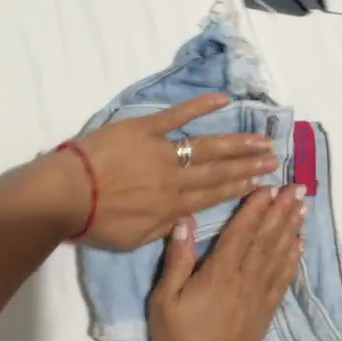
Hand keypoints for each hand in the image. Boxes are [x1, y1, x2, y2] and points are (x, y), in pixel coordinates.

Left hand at [64, 94, 276, 250]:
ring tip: (262, 139)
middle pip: (218, 171)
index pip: (213, 196)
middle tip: (274, 159)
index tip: (262, 183)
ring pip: (207, 147)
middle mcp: (175, 179)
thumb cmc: (95, 223)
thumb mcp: (134, 240)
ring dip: (236, 143)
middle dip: (248, 165)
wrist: (67, 195)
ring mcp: (162, 151)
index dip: (240, 188)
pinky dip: (200, 106)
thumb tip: (187, 222)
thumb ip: (164, 230)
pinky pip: (177, 116)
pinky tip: (222, 100)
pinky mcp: (145, 129)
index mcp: (172, 207)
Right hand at [149, 186, 306, 340]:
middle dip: (281, 211)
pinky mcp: (267, 309)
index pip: (240, 233)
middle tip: (296, 186)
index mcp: (219, 275)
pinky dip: (293, 257)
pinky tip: (300, 243)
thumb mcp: (164, 301)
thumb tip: (184, 222)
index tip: (267, 186)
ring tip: (303, 206)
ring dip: (291, 228)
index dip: (254, 208)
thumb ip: (177, 261)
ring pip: (279, 254)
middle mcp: (245, 280)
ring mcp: (260, 295)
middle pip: (266, 239)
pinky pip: (284, 277)